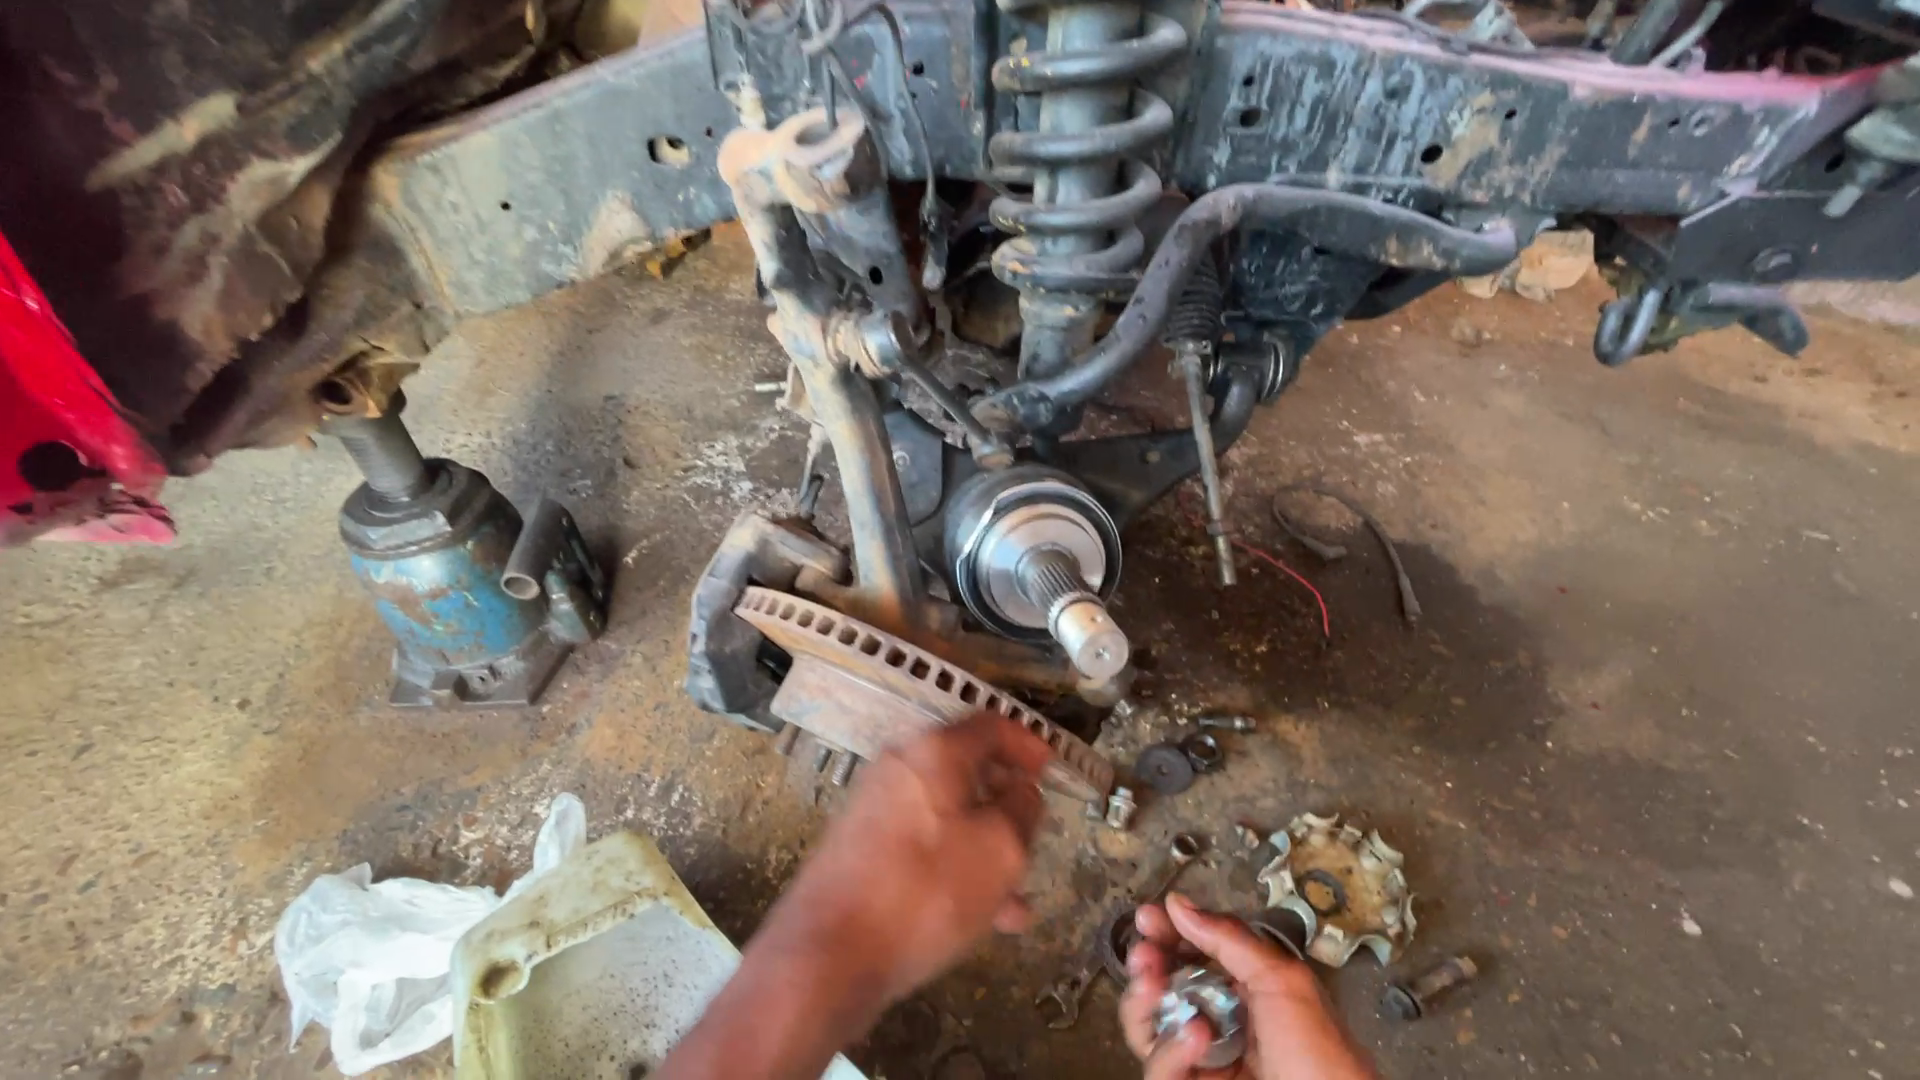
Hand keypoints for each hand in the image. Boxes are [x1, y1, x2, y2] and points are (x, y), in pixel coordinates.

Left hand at [764, 713, 1052, 1005]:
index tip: (1051, 768)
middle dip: (1007, 803)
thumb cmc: (926, 891)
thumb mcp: (1000, 849)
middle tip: (1034, 833)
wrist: (828, 953)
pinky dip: (956, 867)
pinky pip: (924, 844)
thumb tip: (1023, 791)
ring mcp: (877, 806)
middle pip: (968, 770)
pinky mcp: (863, 846)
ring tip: (1016, 896)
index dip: (1027, 743)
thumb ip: (1023, 809)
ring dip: (986, 846)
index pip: (990, 725)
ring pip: (949, 816)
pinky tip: (983, 919)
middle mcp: (902, 767)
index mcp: (935, 752)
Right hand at [1119, 894, 1376, 1079]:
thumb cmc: (1319, 1054)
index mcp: (1242, 987)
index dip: (1167, 932)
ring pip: (1148, 1027)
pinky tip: (1195, 1039)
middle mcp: (1217, 1018)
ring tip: (1154, 991)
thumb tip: (1177, 903)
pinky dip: (1168, 1052)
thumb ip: (1228, 937)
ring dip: (1142, 1004)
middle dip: (1146, 966)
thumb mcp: (1282, 982)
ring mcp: (1203, 1059)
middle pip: (1161, 986)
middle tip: (1144, 958)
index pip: (1192, 951)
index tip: (1146, 918)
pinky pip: (1160, 1070)